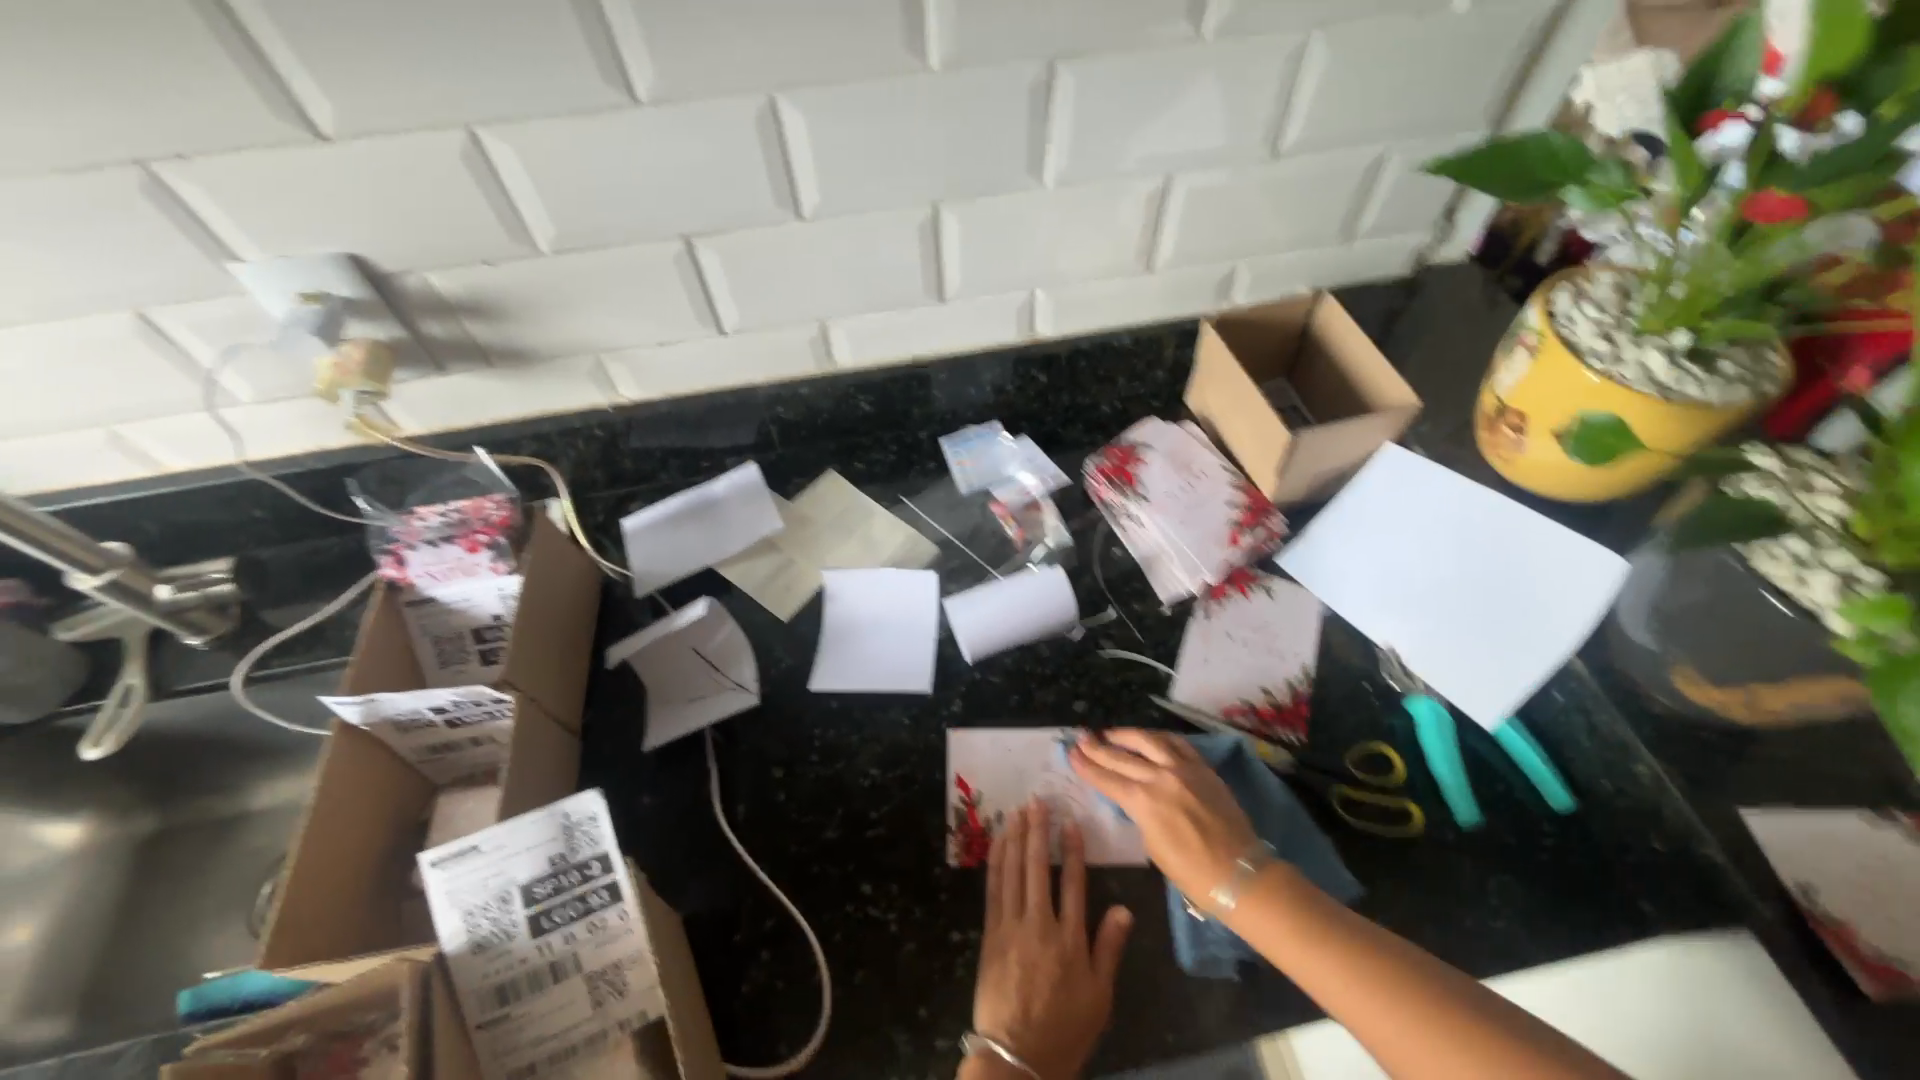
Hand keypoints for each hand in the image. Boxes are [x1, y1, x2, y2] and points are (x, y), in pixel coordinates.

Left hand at [970, 799, 1131, 1079]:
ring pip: (1012, 872)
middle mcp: (1039, 925)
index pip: (1072, 883)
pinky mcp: (989, 935)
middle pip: (1037, 868)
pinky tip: (997, 844)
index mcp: (1070, 939)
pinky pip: (992, 890)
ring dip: (1015, 839)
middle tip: (1038, 801)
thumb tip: (1123, 907)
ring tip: (1018, 811)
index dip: (1072, 850)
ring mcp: (1010, 927)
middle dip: (1038, 832)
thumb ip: (1109, 948)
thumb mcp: (1099, 995)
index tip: (1071, 822)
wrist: (1016, 1054)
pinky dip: (995, 863)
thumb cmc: (1065, 1027)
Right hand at [1069, 730, 1258, 906]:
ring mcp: (1184, 769)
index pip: (1106, 778)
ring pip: (1149, 741)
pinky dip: (1159, 738)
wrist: (1237, 872)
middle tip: (1082, 737)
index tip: (1071, 753)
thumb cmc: (1190, 871)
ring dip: (1126, 735)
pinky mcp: (1203, 768)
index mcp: (1143, 801)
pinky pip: (1177, 744)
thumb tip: (1134, 798)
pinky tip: (1150, 738)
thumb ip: (1139, 813)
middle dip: (1098, 747)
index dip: (1086, 766)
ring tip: (1111, 733)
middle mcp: (1160, 777)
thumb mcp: (1151, 844)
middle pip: (1122, 757)